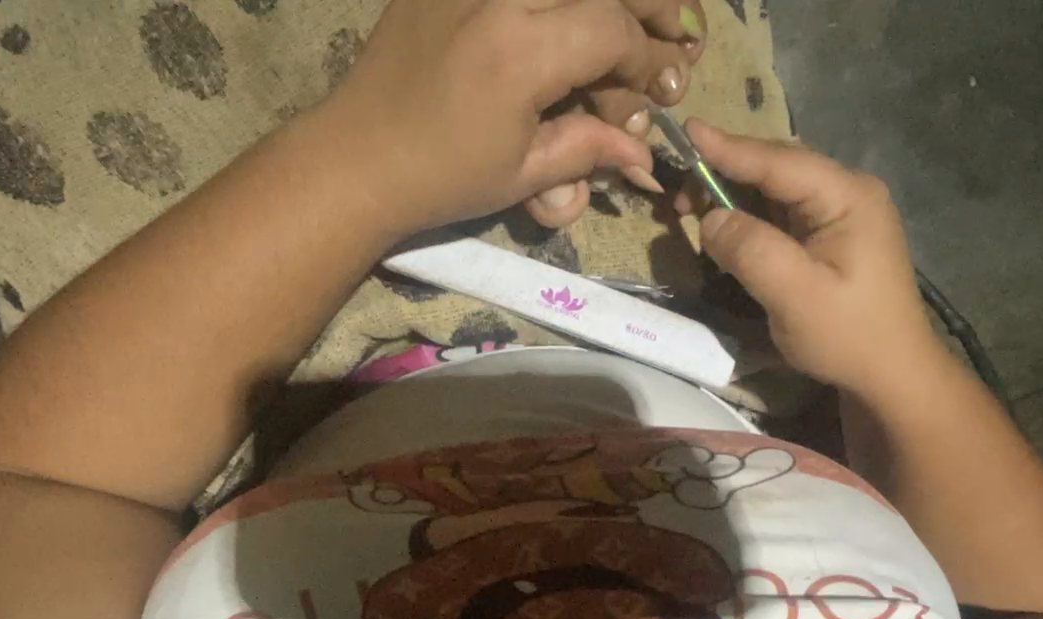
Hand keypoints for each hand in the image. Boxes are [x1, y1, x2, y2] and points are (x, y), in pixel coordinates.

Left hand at [323, 0, 698, 234]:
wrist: (359, 157)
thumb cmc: (442, 178)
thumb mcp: (521, 173)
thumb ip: (588, 148)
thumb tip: (645, 153)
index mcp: (523, 50)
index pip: (614, 32)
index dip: (647, 58)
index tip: (665, 85)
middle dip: (654, 3)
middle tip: (682, 31)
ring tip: (639, 17)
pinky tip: (579, 15)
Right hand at [680, 122, 940, 387]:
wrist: (891, 374)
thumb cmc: (848, 335)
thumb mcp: (794, 295)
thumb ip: (750, 250)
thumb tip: (710, 217)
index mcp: (847, 196)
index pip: (779, 161)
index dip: (730, 147)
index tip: (688, 130)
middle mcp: (848, 194)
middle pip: (778, 169)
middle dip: (727, 172)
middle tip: (679, 188)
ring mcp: (842, 216)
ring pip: (778, 192)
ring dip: (735, 196)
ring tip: (692, 207)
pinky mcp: (832, 239)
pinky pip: (783, 216)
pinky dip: (751, 218)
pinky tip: (726, 227)